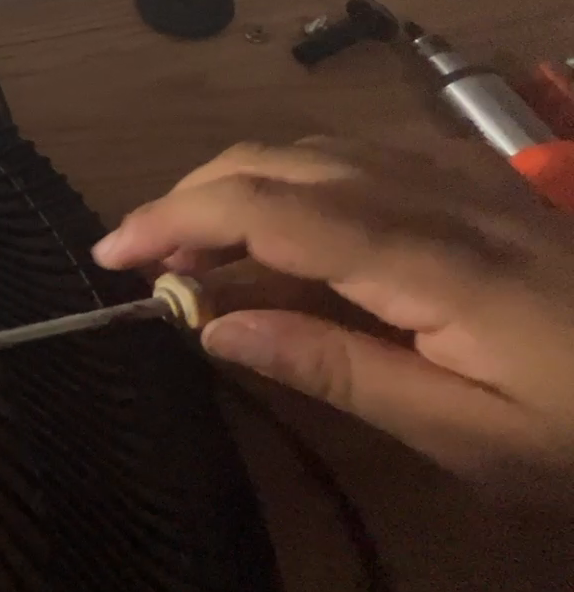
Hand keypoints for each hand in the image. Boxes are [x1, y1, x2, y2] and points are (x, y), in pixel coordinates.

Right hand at [93, 138, 573, 501]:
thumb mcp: (480, 440)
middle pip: (270, 163)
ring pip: (301, 151)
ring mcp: (458, 183)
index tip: (110, 255)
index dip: (171, 220)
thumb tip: (209, 327)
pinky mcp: (473, 186)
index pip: (266, 211)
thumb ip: (338, 373)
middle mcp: (435, 199)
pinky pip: (346, 158)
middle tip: (148, 263)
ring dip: (226, 190)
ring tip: (201, 252)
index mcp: (434, 262)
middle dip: (184, 201)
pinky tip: (277, 231)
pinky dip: (279, 183)